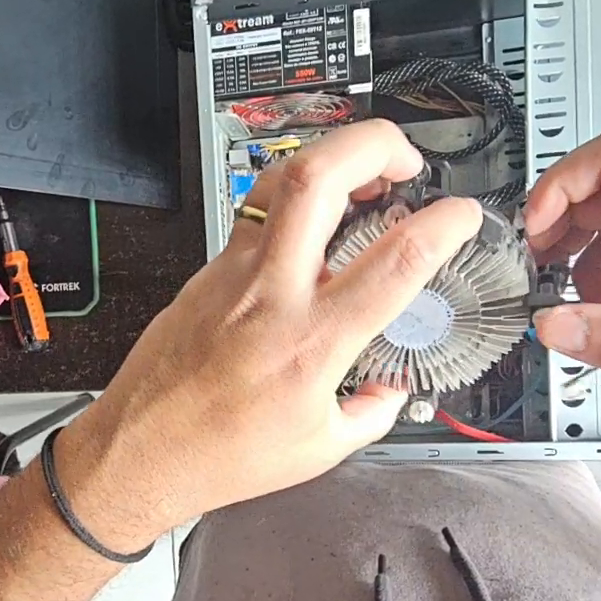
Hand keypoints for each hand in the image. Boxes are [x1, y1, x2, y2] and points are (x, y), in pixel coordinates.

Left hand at [53, 119, 481, 549]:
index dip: (443, 223)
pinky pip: (253, 219)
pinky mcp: (205, 274)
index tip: (460, 214)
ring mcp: (230, 276)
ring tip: (358, 178)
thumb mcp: (319, 448)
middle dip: (373, 144)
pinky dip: (291, 206)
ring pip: (277, 183)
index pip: (395, 260)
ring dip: (328, 160)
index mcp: (311, 344)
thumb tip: (389, 391)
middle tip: (402, 160)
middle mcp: (270, 295)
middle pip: (319, 178)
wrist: (140, 452)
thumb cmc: (218, 456)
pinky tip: (308, 233)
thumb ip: (370, 413)